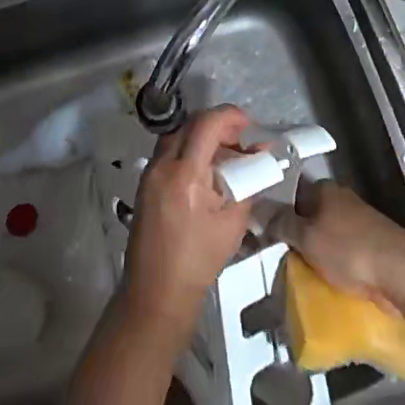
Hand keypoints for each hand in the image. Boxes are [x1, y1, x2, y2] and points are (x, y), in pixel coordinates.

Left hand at [120, 104, 256, 329]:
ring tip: (228, 153)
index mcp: (185, 173)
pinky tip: (207, 167)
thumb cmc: (199, 259)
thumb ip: (247, 184)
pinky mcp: (146, 181)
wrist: (158, 288)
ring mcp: (150, 171)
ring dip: (203, 136)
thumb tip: (259, 159)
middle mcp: (163, 164)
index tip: (250, 124)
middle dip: (219, 125)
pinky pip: (169, 151)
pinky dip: (189, 150)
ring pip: (177, 135)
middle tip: (243, 139)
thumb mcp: (233, 223)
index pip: (206, 125)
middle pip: (190, 125)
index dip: (230, 116)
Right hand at [270, 179, 404, 302]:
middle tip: (281, 250)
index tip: (265, 227)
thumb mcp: (305, 238)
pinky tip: (331, 274)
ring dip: (317, 246)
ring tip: (303, 266)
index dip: (276, 208)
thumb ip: (281, 223)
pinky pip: (345, 248)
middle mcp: (341, 197)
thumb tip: (259, 210)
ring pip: (328, 231)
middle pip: (309, 211)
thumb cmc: (349, 250)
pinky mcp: (375, 242)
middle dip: (297, 229)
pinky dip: (337, 259)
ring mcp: (361, 219)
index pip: (290, 190)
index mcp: (323, 187)